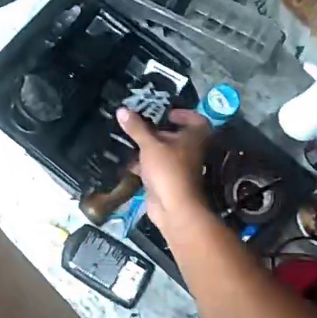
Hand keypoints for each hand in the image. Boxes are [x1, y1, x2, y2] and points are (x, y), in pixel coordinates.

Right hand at [117, 107, 214, 235]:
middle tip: (137, 122)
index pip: (195, 119)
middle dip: (156, 130)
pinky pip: (154, 167)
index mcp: (195, 136)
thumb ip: (136, 128)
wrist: (174, 207)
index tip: (165, 113)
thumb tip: (121, 110)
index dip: (182, 114)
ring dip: (146, 147)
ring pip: (162, 152)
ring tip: (126, 137)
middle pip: (174, 135)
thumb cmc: (168, 169)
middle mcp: (190, 150)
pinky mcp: (167, 180)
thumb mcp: (150, 145)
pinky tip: (124, 159)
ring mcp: (179, 166)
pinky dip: (141, 164)